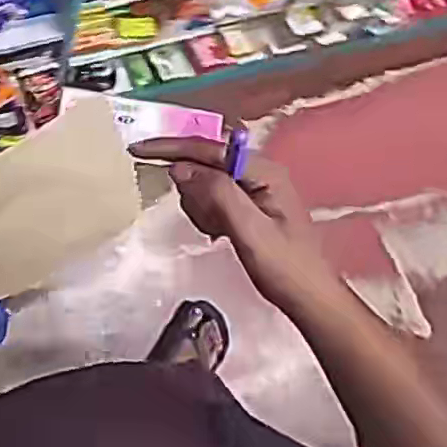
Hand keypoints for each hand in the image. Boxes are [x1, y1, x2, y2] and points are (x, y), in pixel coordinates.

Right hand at [129, 138, 343, 312]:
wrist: (309, 298)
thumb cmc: (284, 267)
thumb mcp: (249, 230)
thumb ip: (217, 193)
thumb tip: (180, 167)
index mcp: (263, 171)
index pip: (208, 148)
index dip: (170, 147)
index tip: (137, 150)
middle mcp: (257, 172)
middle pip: (202, 162)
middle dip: (193, 188)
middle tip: (208, 222)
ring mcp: (250, 187)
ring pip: (202, 180)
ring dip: (199, 205)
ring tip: (217, 231)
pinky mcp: (244, 202)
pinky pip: (208, 196)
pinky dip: (204, 213)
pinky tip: (218, 232)